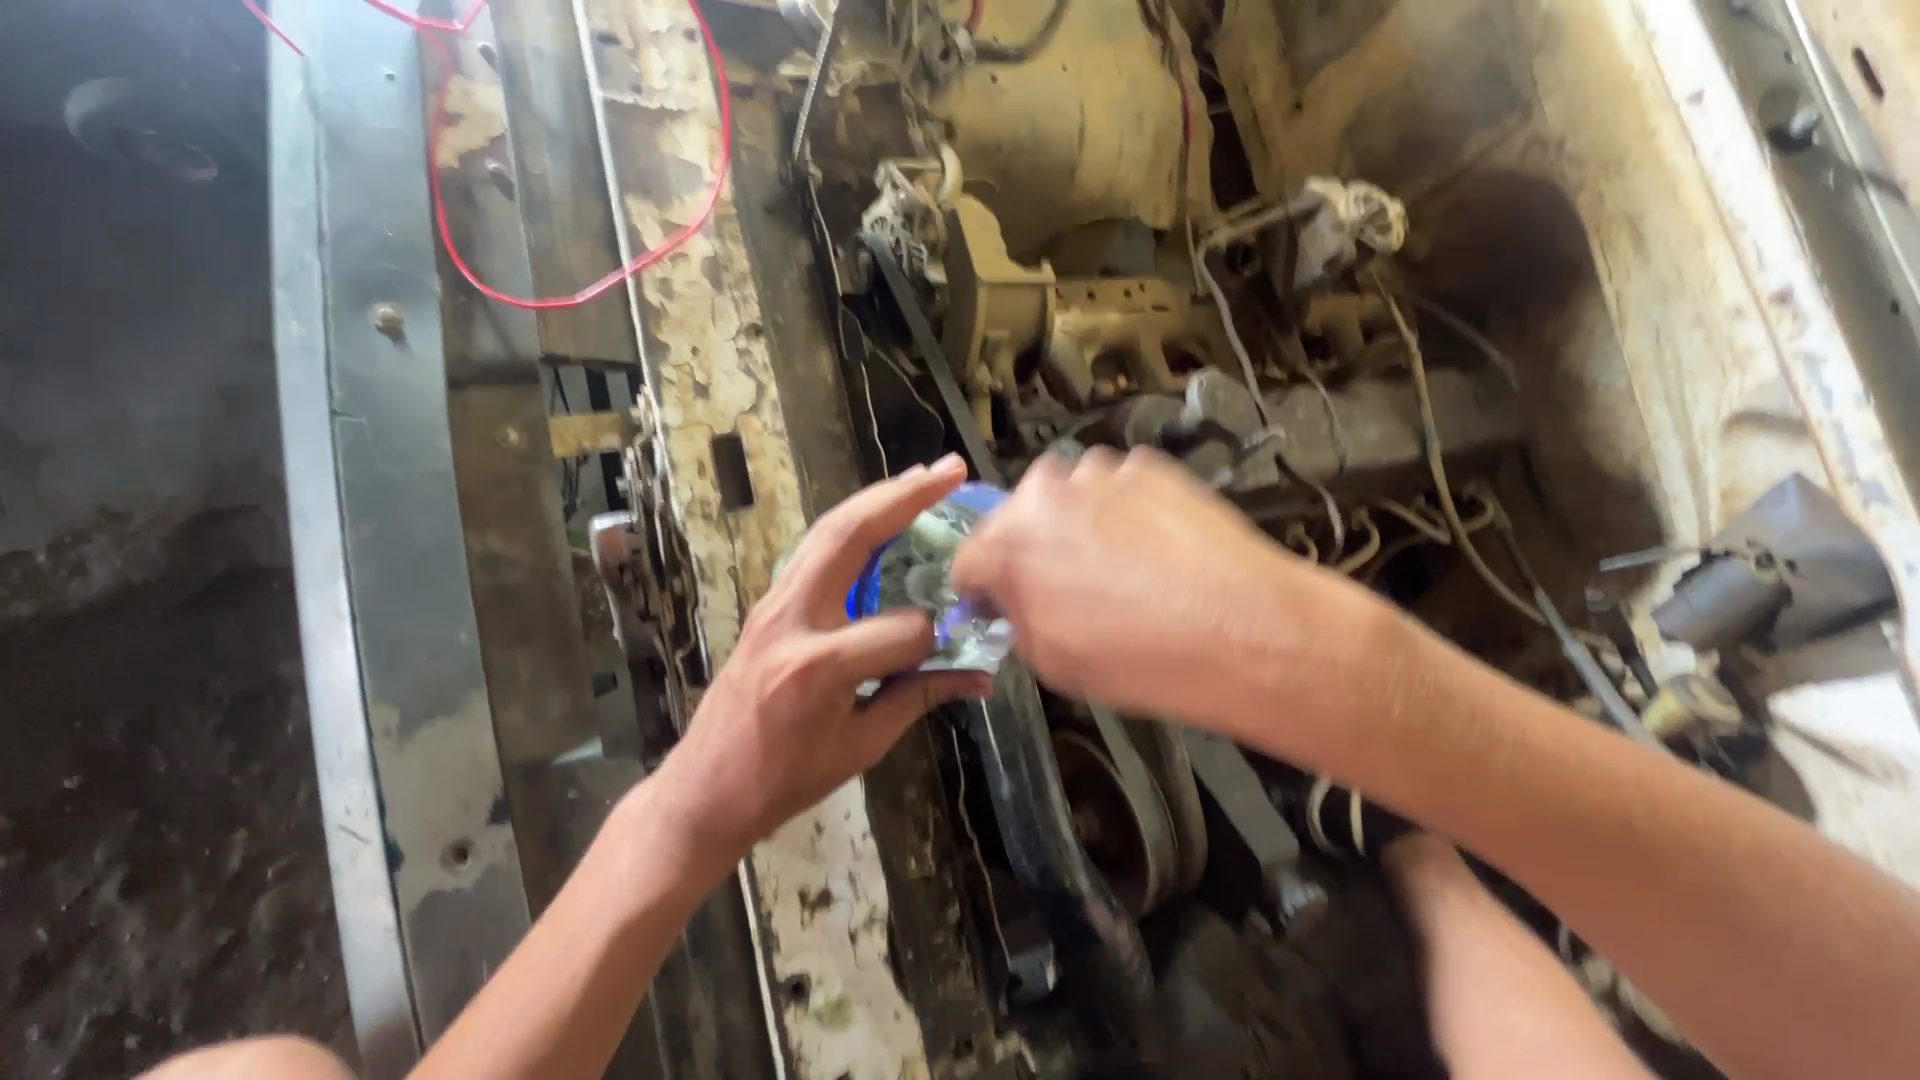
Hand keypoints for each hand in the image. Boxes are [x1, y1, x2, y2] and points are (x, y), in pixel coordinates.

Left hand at [651, 455, 993, 868]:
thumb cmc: (784, 780)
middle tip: (949, 470)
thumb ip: (918, 698)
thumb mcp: (860, 747)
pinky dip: (850, 526)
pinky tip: (876, 517)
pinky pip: (812, 551)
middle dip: (902, 497)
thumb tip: (979, 676)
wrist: (706, 788)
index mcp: (818, 667)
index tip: (955, 655)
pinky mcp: (766, 604)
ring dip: (875, 499)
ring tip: (920, 478)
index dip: (937, 643)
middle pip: (849, 536)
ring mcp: (772, 605)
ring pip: (826, 531)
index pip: (903, 631)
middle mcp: (791, 620)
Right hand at [951, 447, 1402, 735]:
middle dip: (1034, 549)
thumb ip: (1014, 618)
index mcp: (1009, 543)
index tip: (1000, 604)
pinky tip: (1156, 552)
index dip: (983, 588)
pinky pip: (1119, 490)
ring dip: (1082, 526)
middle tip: (1068, 589)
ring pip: (1072, 499)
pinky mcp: (1149, 466)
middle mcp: (1046, 493)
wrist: (1241, 628)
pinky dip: (1127, 513)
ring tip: (1123, 572)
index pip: (968, 560)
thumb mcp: (1050, 660)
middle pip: (1020, 519)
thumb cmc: (1138, 656)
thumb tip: (1012, 599)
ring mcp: (1101, 472)